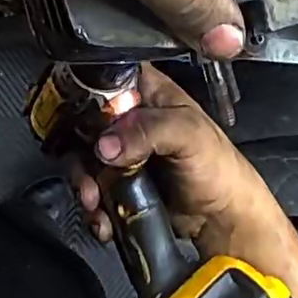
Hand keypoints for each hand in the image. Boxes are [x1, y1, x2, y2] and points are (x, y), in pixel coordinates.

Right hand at [69, 65, 288, 256]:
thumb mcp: (189, 135)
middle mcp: (131, 114)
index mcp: (149, 90)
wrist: (221, 217)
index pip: (105, 78)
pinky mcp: (119, 179)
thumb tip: (107, 143)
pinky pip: (92, 186)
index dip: (84, 98)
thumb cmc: (217, 165)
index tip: (76, 124)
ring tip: (95, 204)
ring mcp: (123, 147)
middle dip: (79, 153)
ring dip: (83, 182)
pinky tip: (102, 219)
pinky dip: (91, 205)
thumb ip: (151, 130)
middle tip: (88, 179)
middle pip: (84, 121)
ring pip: (84, 157)